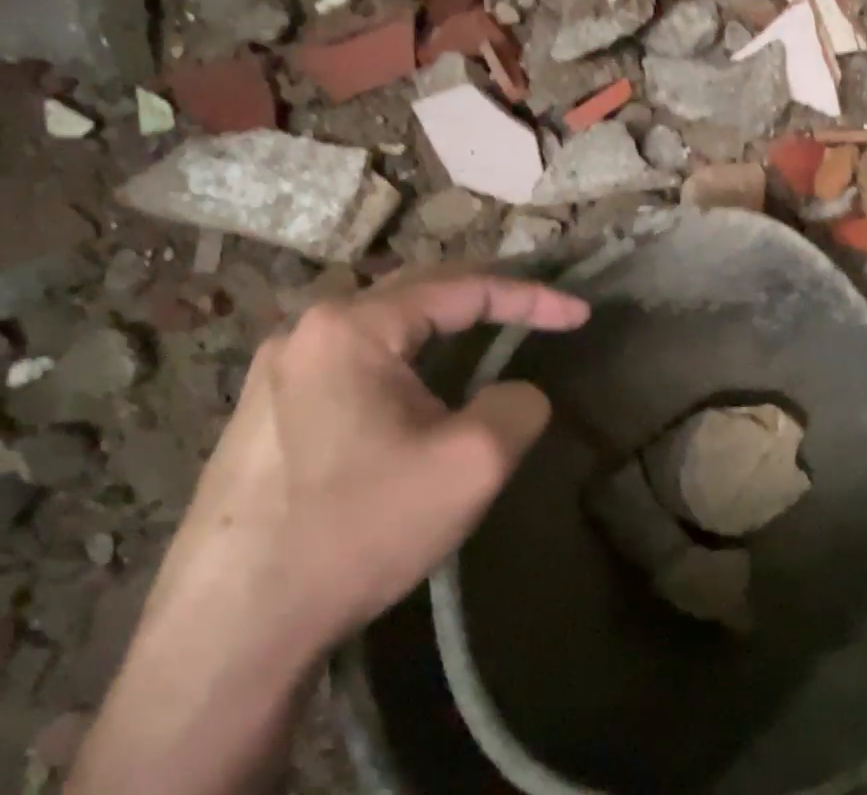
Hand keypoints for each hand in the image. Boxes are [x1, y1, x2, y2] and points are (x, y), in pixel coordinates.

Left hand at [147, 274, 590, 650]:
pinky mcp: (264, 418)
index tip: (583, 315)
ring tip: (493, 338)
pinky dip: (408, 361)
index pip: (463, 288)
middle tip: (542, 312)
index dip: (533, 297)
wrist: (233, 626)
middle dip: (487, 298)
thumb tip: (513, 394)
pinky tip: (423, 389)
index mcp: (352, 329)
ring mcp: (275, 377)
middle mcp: (304, 335)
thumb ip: (518, 404)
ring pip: (383, 331)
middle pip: (416, 294)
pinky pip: (355, 366)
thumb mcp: (475, 461)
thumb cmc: (360, 527)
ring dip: (444, 329)